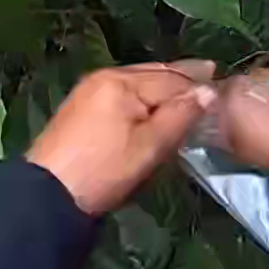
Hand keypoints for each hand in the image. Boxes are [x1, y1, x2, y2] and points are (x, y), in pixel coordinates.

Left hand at [28, 61, 217, 214]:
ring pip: (137, 81)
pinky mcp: (81, 107)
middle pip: (153, 73)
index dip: (198, 83)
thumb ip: (180, 115)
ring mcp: (89, 90)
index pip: (171, 79)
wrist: (46, 197)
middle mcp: (105, 77)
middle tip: (210, 71)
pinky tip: (152, 102)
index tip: (222, 83)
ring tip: (187, 86)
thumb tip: (208, 92)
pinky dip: (143, 95)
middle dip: (181, 74)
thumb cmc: (103, 171)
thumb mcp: (149, 147)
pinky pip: (122, 92)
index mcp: (122, 82)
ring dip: (162, 84)